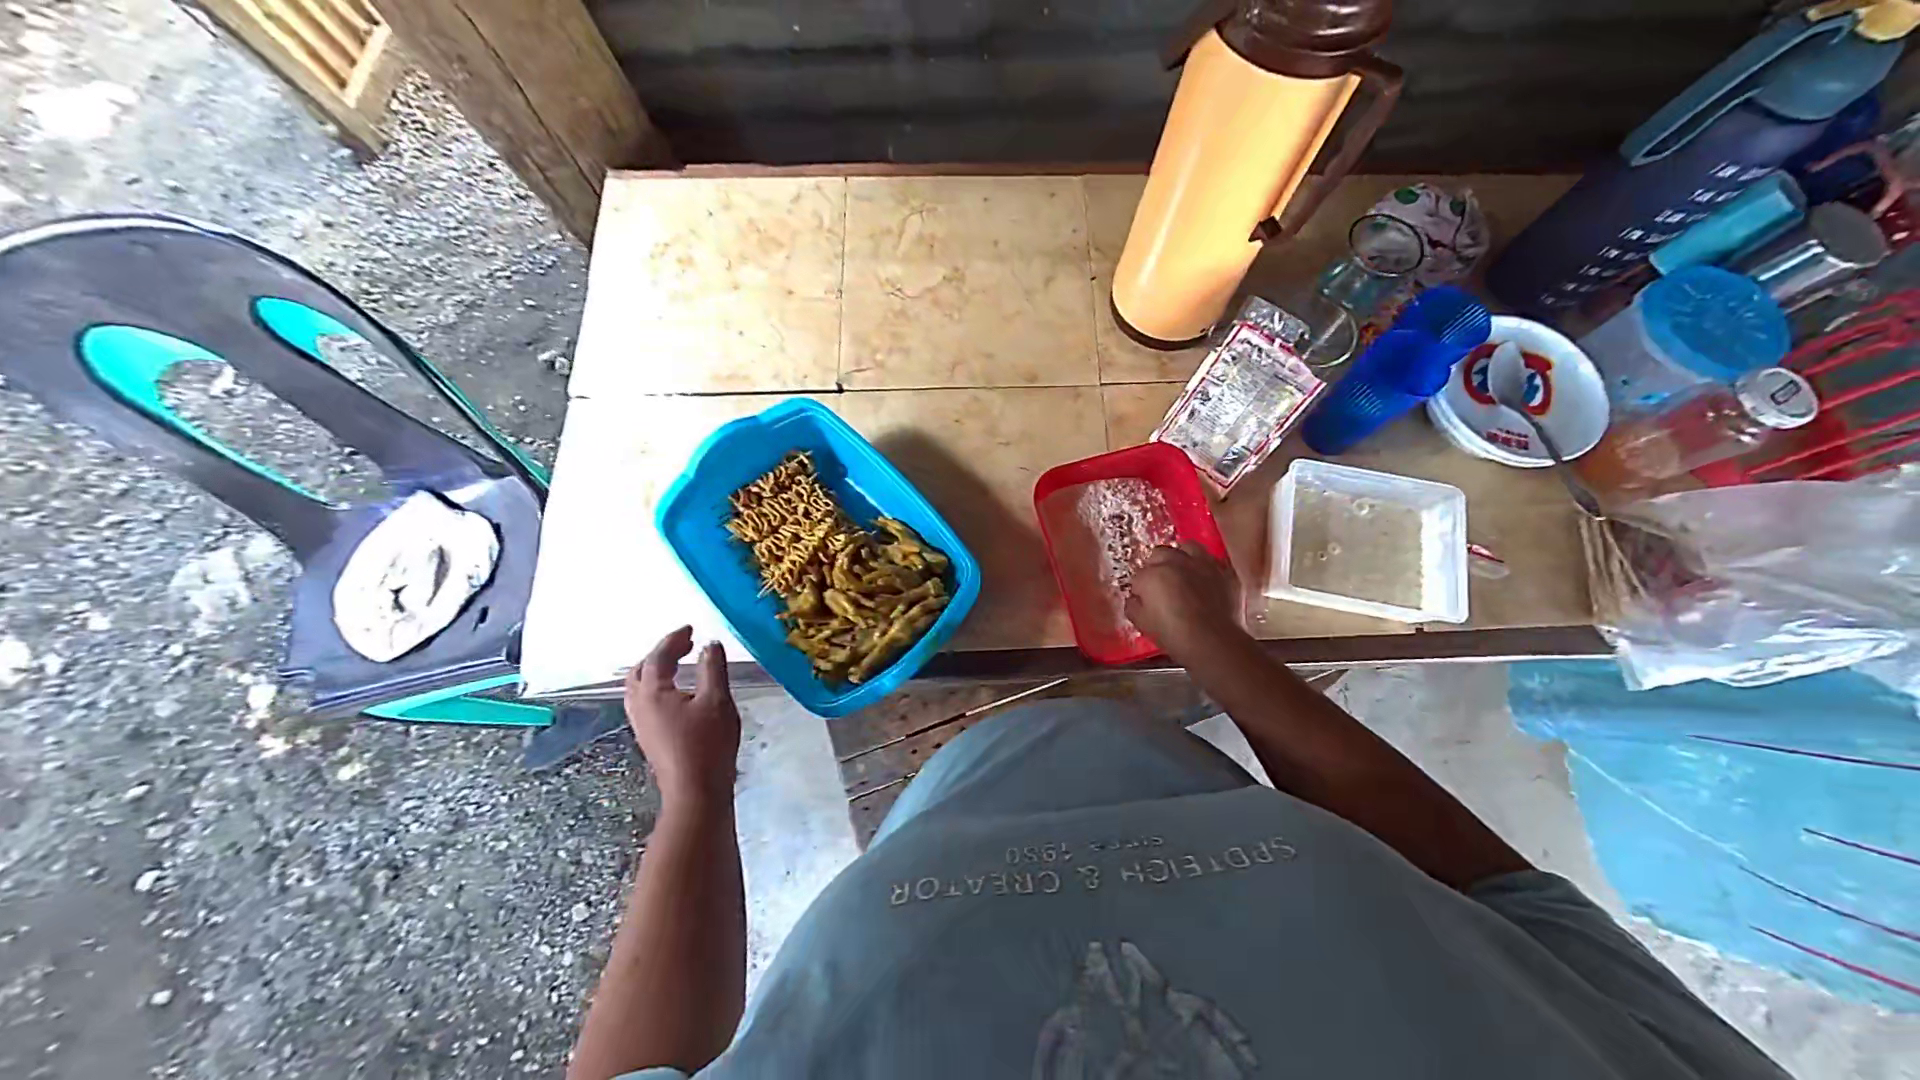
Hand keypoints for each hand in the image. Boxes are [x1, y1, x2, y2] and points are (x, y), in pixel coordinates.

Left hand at [624, 626, 740, 806]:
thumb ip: (713, 668)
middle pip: (641, 671)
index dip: (674, 639)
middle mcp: (640, 706)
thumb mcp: (717, 700)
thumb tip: (710, 645)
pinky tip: (679, 692)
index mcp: (652, 693)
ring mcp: (642, 724)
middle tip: (684, 643)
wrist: (696, 792)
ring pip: (640, 688)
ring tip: (680, 663)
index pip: (659, 657)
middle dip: (661, 653)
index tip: (690, 628)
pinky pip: (646, 701)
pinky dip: (659, 686)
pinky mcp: (650, 737)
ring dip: (657, 670)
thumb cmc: (707, 744)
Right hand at [1124, 541, 1243, 657]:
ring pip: (1187, 547)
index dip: (1140, 588)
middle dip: (1156, 566)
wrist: (1213, 643)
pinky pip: (1212, 561)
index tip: (1143, 599)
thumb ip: (1133, 605)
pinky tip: (1204, 579)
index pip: (1138, 575)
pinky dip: (1205, 568)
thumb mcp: (1142, 623)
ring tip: (1181, 571)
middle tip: (1159, 584)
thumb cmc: (1173, 635)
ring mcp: (1203, 564)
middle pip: (1159, 554)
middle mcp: (1177, 562)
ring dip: (1181, 556)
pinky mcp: (1225, 572)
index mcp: (1152, 574)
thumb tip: (1136, 599)